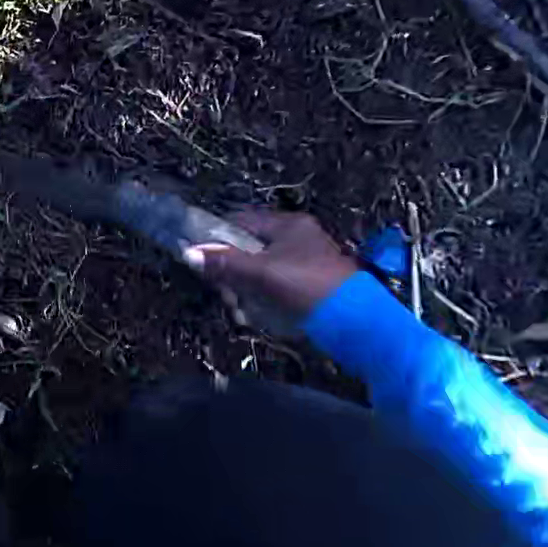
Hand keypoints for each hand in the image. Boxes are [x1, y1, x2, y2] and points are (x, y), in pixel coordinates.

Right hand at [182, 208, 357, 316]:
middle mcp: (296, 237)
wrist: (360, 326)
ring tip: (242, 309)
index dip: (216, 236)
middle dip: (231, 272)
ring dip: (244, 289)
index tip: (203, 257)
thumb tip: (187, 252)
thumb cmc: (308, 289)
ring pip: (256, 269)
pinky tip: (257, 314)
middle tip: (227, 293)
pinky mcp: (309, 284)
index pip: (239, 220)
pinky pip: (272, 285)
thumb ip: (224, 262)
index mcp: (288, 225)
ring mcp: (304, 261)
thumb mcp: (261, 274)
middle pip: (246, 247)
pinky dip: (261, 298)